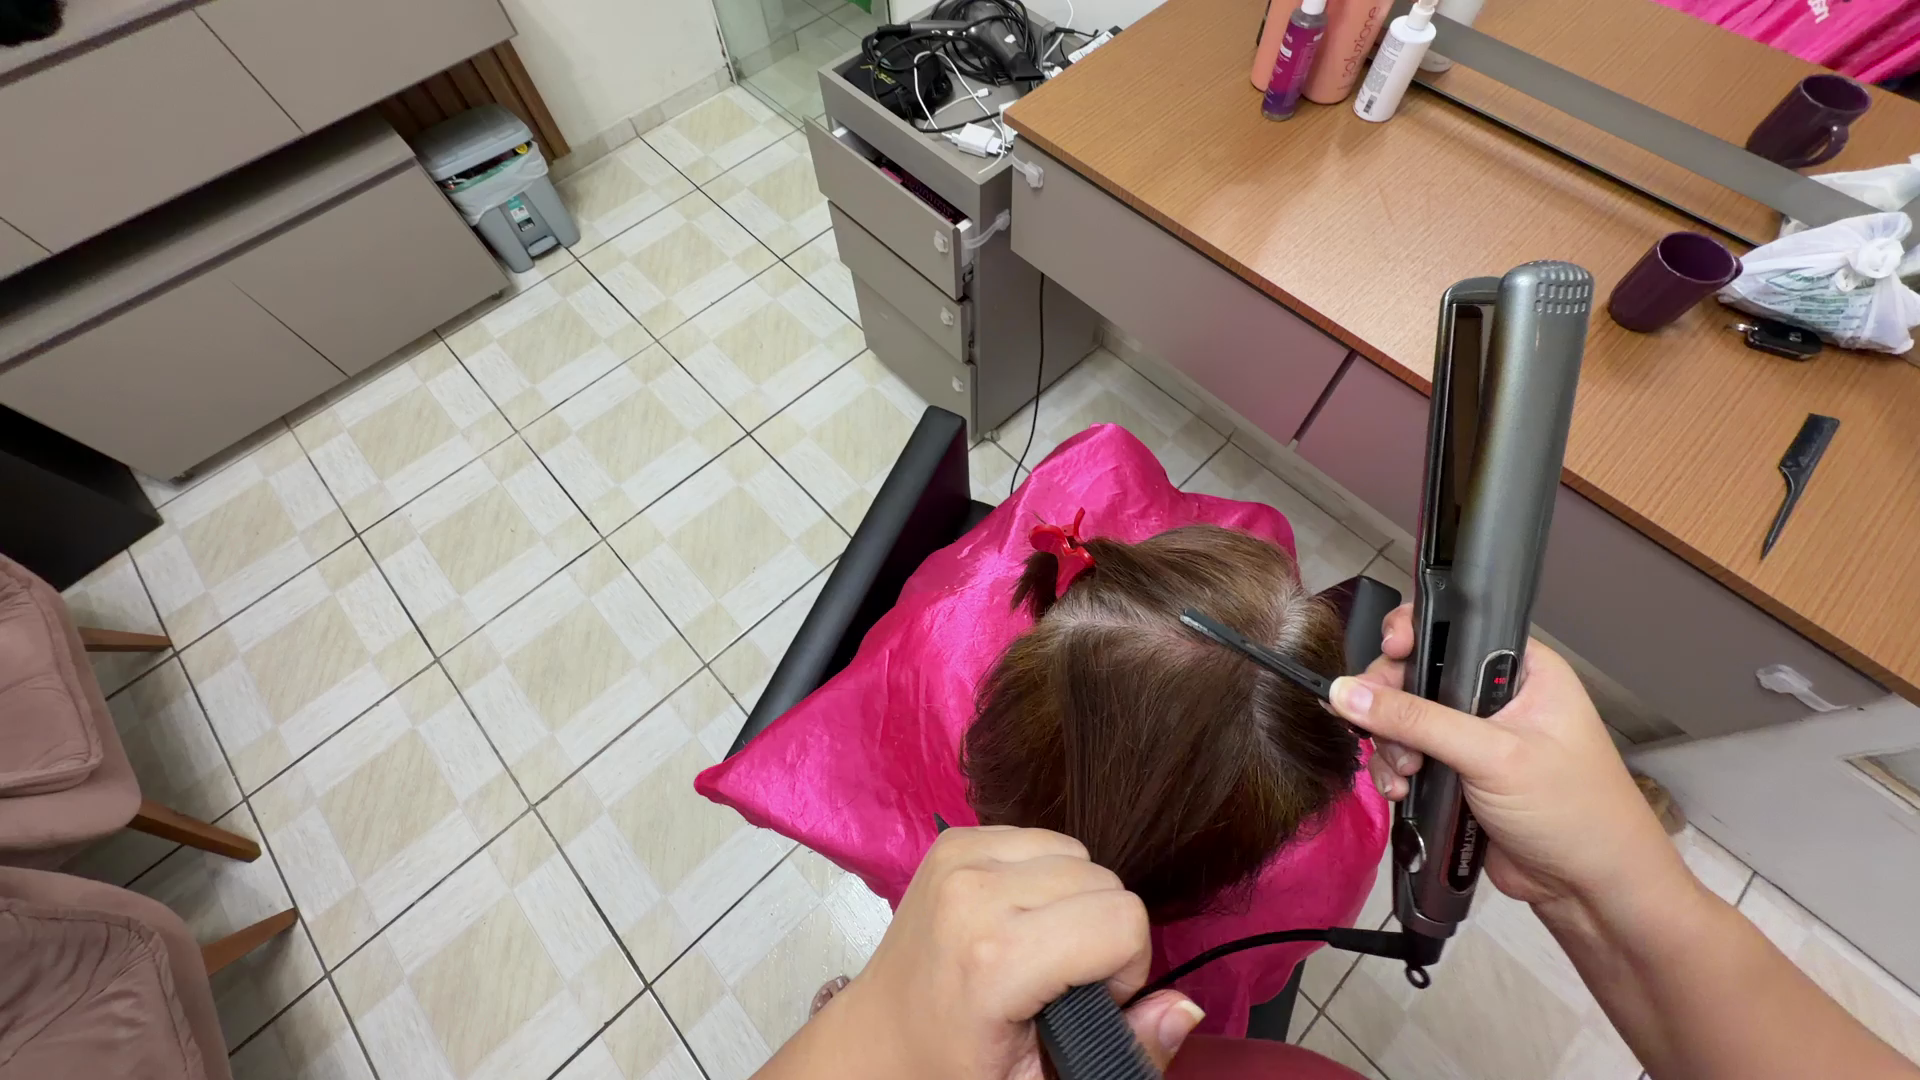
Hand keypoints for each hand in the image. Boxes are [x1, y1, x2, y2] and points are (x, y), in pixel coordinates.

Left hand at [826, 826, 1204, 1079]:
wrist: (875, 1042)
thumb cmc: (957, 1070)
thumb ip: (1126, 1054)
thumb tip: (1184, 1004)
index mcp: (995, 954)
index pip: (1122, 917)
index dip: (1123, 969)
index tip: (1086, 1002)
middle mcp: (974, 887)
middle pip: (1102, 878)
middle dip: (1098, 932)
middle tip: (1057, 979)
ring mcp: (958, 852)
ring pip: (1073, 850)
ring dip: (1071, 897)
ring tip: (1033, 946)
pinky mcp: (952, 836)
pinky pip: (1037, 837)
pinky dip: (1041, 875)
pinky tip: (1012, 915)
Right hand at [1330, 605, 1687, 912]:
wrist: (1593, 893)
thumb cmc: (1569, 810)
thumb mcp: (1492, 755)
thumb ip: (1414, 720)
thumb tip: (1341, 691)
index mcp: (1521, 670)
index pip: (1454, 628)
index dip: (1414, 633)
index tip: (1389, 653)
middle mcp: (1491, 694)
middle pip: (1413, 674)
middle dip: (1389, 705)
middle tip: (1382, 733)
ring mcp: (1468, 734)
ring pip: (1399, 716)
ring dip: (1388, 745)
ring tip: (1403, 777)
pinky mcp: (1451, 770)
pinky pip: (1402, 753)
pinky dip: (1392, 770)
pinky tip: (1400, 793)